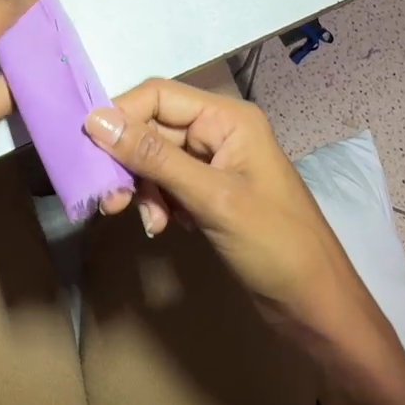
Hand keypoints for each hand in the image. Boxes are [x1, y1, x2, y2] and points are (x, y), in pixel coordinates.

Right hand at [83, 79, 404, 404]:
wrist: (317, 309)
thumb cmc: (275, 245)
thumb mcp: (211, 198)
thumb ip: (154, 157)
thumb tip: (96, 121)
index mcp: (228, 117)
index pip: (158, 95)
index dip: (120, 115)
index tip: (87, 147)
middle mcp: (218, 131)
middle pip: (153, 127)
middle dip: (128, 161)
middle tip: (110, 198)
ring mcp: (215, 163)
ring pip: (155, 158)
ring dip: (142, 186)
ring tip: (145, 220)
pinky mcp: (210, 193)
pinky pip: (167, 184)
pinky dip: (157, 202)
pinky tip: (161, 227)